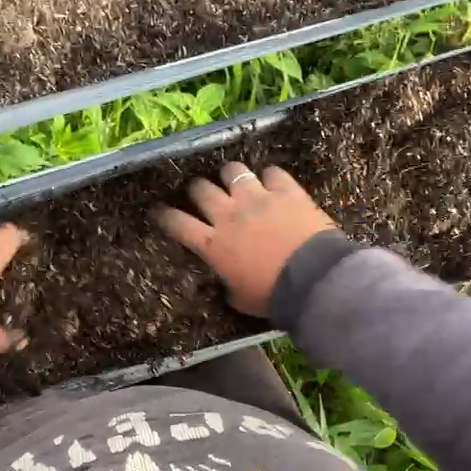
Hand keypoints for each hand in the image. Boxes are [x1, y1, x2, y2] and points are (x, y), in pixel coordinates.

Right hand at [152, 162, 335, 315]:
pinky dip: (269, 177)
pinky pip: (272, 173)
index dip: (165, 216)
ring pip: (233, 172)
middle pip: (201, 189)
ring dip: (230, 175)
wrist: (311, 278)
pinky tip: (271, 183)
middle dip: (196, 189)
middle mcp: (228, 215)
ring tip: (233, 180)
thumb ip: (227, 286)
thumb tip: (226, 284)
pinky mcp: (286, 191)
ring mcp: (257, 199)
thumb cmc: (271, 295)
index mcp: (212, 245)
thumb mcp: (239, 299)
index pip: (177, 224)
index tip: (159, 211)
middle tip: (200, 194)